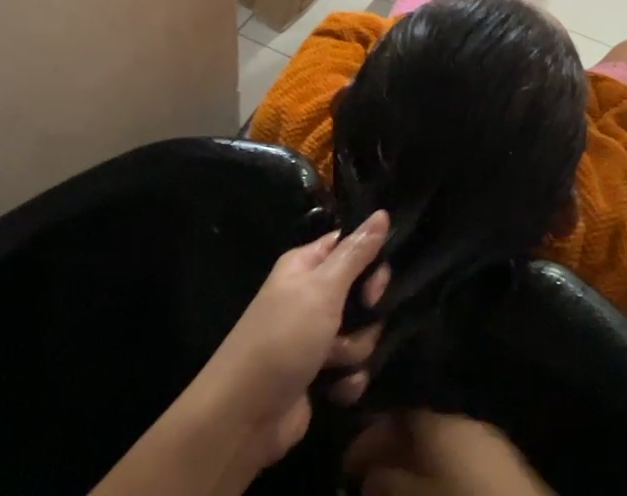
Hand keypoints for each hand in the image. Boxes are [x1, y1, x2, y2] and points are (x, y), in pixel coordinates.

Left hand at [195, 210, 391, 466]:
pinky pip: (354, 369)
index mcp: (305, 267)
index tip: (374, 286)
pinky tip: (334, 388)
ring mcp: (315, 338)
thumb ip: (355, 253)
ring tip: (332, 362)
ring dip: (354, 350)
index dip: (370, 263)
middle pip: (362, 293)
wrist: (246, 414)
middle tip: (351, 322)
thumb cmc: (283, 338)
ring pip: (363, 334)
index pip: (350, 247)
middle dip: (366, 314)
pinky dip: (348, 380)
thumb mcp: (322, 288)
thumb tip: (381, 213)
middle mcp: (309, 297)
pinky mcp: (320, 374)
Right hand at [345, 411, 553, 495]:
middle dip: (388, 452)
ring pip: (437, 446)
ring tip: (396, 489)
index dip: (366, 440)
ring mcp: (487, 442)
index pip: (391, 416)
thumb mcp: (412, 495)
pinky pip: (458, 460)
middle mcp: (462, 422)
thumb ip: (385, 481)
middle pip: (414, 429)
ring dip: (413, 465)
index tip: (346, 465)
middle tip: (366, 480)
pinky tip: (431, 488)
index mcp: (438, 423)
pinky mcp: (503, 467)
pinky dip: (438, 472)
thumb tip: (370, 473)